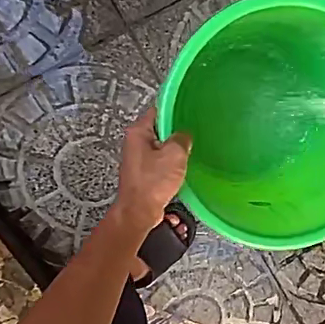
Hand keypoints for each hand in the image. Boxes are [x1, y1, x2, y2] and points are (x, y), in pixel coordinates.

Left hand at [114, 108, 190, 228]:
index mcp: (138, 132)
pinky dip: (170, 165)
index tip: (187, 113)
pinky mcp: (143, 173)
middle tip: (190, 138)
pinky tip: (179, 171)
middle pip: (160, 130)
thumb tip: (184, 136)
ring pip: (161, 148)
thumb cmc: (152, 183)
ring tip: (186, 156)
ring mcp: (138, 159)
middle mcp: (134, 143)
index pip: (157, 111)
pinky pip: (160, 163)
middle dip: (176, 135)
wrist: (140, 211)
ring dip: (174, 152)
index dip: (173, 112)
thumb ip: (182, 138)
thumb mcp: (174, 154)